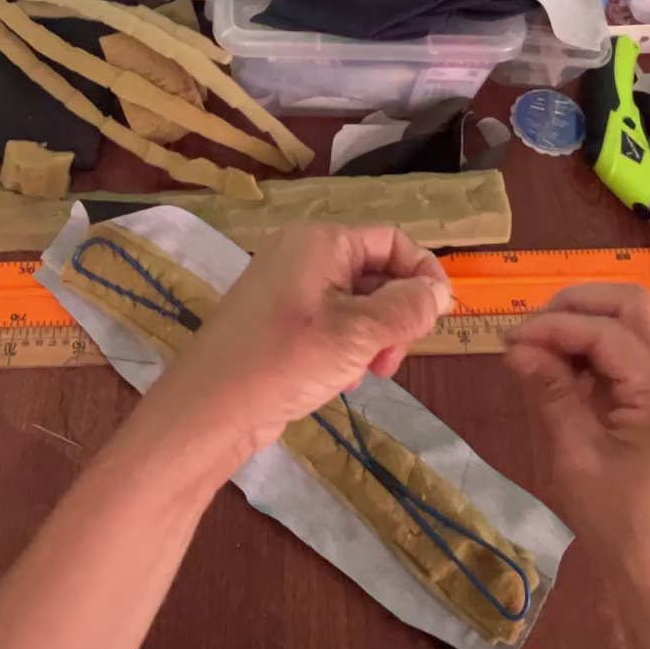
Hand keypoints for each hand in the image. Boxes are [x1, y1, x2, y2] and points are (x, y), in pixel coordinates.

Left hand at [145, 223, 451, 457]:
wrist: (208, 409)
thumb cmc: (284, 360)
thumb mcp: (356, 334)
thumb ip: (406, 308)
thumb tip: (441, 290)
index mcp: (321, 241)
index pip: (392, 240)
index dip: (422, 274)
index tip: (437, 318)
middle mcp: (304, 253)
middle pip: (375, 271)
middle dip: (396, 314)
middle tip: (393, 359)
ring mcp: (288, 286)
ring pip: (356, 301)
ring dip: (374, 336)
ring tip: (367, 372)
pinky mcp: (280, 318)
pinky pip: (331, 321)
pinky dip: (347, 346)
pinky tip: (342, 378)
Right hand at [503, 285, 649, 578]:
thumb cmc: (619, 523)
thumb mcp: (576, 454)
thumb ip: (551, 390)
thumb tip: (515, 346)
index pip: (606, 331)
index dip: (554, 326)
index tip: (511, 339)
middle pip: (631, 305)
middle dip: (574, 305)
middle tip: (530, 329)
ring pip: (632, 321)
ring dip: (583, 322)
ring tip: (540, 346)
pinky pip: (630, 349)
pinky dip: (593, 345)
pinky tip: (561, 366)